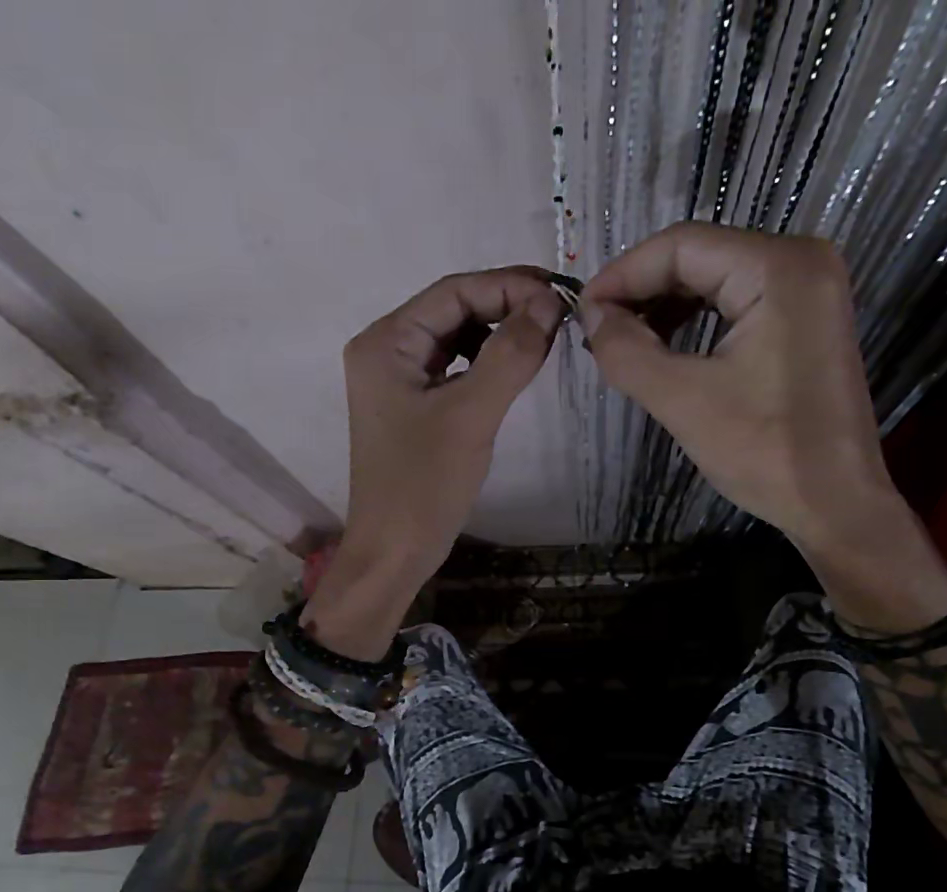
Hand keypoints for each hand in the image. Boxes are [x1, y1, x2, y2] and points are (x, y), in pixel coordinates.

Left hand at [303, 267, 567, 658]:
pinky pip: (455, 367)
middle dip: (507, 306)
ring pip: (457, 337)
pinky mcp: (413, 404)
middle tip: (561, 314)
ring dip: (500, 332)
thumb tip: (549, 302)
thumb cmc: (424, 485)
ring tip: (546, 336)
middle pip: (454, 309)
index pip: (453, 292)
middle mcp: (386, 350)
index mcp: (386, 343)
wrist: (395, 551)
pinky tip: (516, 366)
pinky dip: (487, 361)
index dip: (508, 286)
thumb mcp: (471, 416)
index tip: (560, 295)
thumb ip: (510, 355)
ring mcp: (398, 378)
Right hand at [581, 222, 946, 630]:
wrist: (836, 503)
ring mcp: (810, 289)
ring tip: (623, 341)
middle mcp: (802, 260)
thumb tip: (590, 317)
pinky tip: (664, 346)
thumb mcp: (683, 401)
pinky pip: (738, 302)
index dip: (623, 274)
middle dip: (643, 290)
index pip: (681, 246)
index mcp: (778, 268)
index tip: (582, 311)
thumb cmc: (765, 452)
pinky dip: (696, 321)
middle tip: (597, 329)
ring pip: (717, 279)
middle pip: (700, 257)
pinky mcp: (807, 319)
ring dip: (665, 306)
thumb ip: (626, 351)